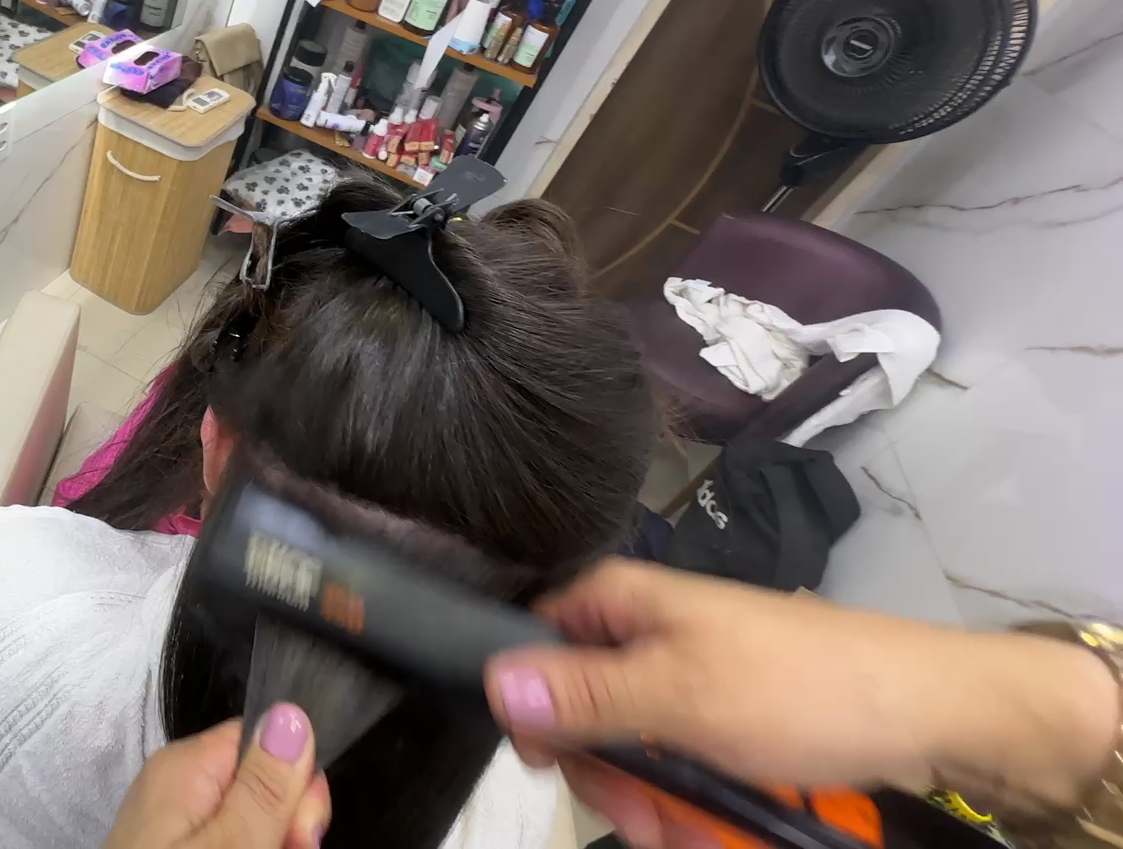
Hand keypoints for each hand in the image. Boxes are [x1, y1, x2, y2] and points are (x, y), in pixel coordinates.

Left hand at [103, 705, 331, 848]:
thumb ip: (264, 787)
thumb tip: (293, 711)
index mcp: (186, 766)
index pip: (260, 738)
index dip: (293, 781)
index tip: (303, 833)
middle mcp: (180, 789)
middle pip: (261, 787)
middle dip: (285, 830)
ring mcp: (176, 831)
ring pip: (251, 826)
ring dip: (271, 848)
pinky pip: (228, 843)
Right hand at [484, 560, 1116, 848]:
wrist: (934, 712)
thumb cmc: (794, 687)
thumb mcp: (679, 696)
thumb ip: (582, 694)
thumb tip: (492, 683)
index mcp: (607, 600)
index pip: (527, 639)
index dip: (530, 703)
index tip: (552, 764)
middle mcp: (626, 628)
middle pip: (569, 699)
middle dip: (600, 768)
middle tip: (640, 814)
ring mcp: (666, 668)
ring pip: (616, 736)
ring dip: (643, 792)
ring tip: (684, 828)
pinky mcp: (702, 704)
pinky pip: (660, 750)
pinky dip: (676, 791)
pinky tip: (705, 819)